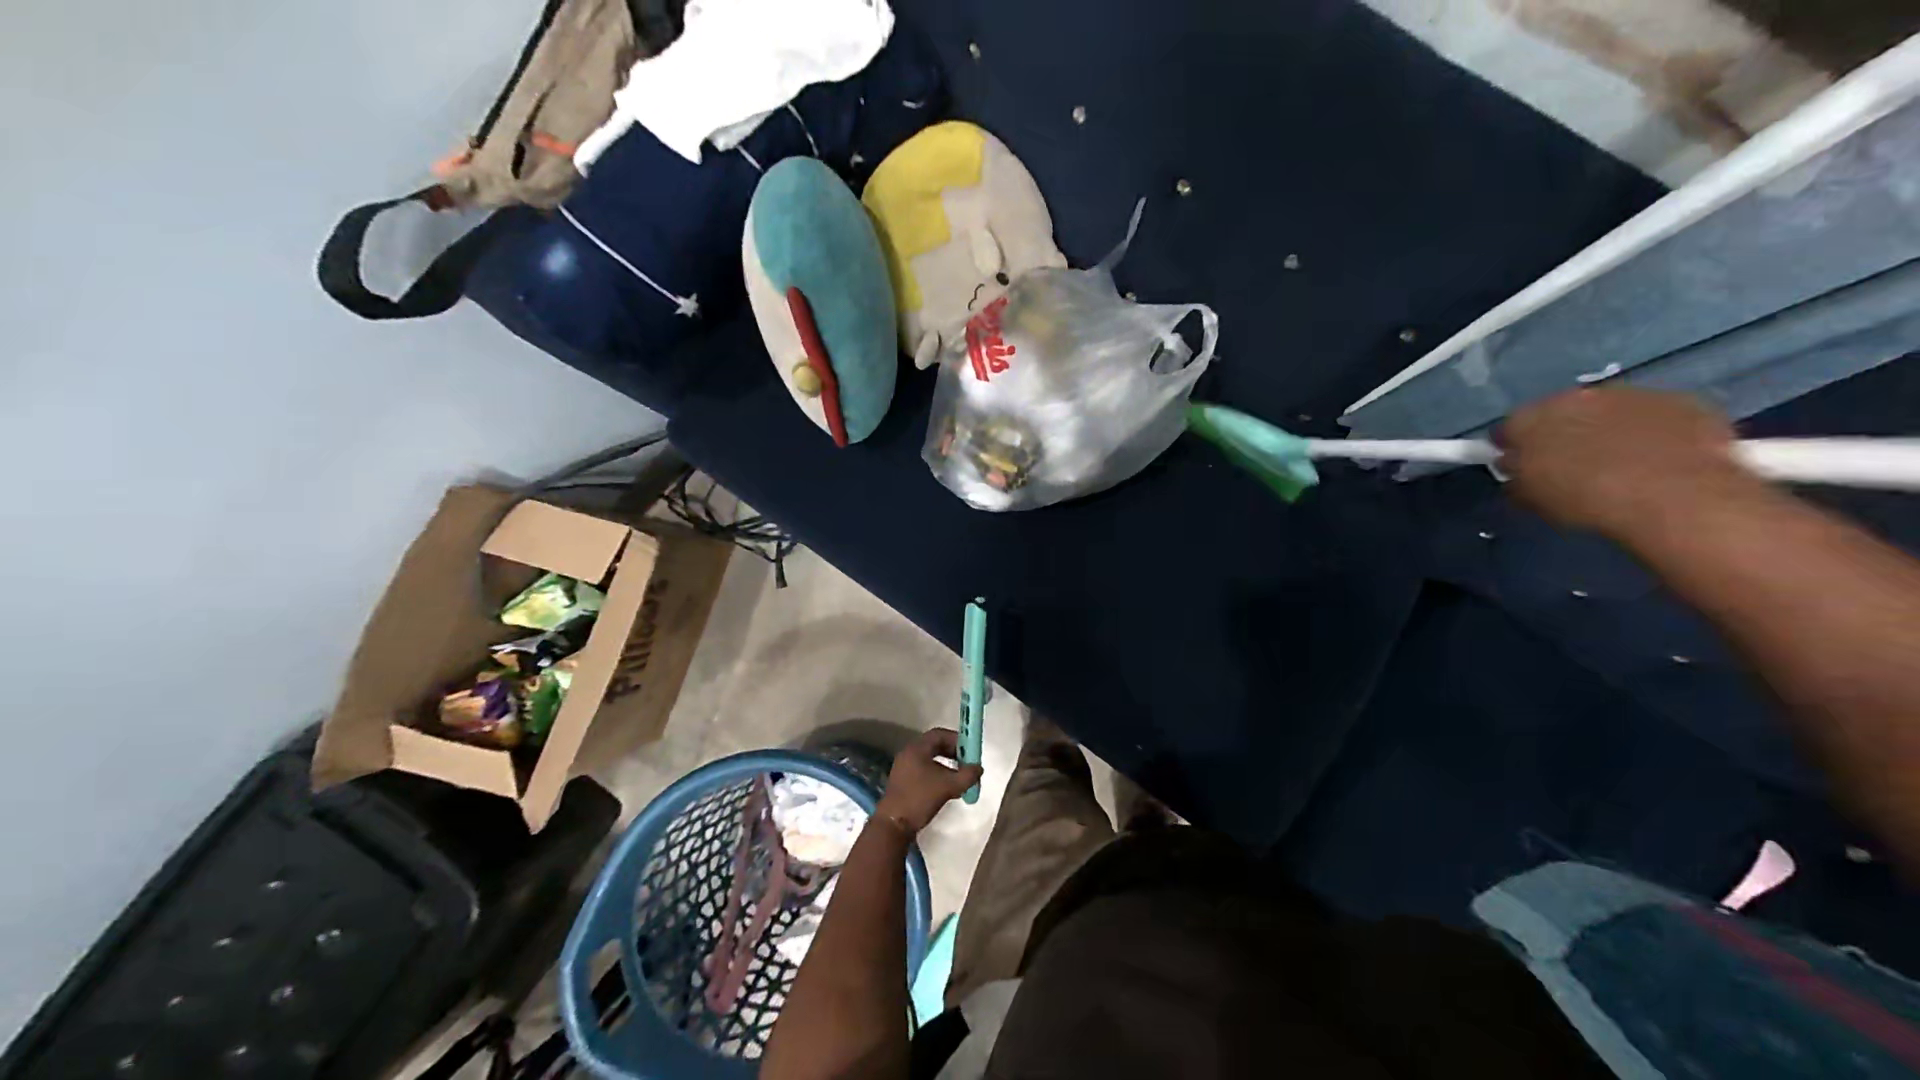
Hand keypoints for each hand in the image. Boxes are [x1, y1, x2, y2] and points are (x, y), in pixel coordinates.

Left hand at [874, 728, 980, 835]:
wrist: (894, 824)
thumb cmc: (920, 798)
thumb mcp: (949, 786)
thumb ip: (967, 775)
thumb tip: (979, 768)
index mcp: (917, 749)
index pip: (939, 734)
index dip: (956, 739)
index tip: (969, 749)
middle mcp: (909, 753)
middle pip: (934, 745)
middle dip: (953, 752)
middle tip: (967, 762)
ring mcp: (904, 767)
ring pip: (930, 759)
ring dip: (947, 765)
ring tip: (960, 777)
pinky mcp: (904, 781)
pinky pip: (924, 770)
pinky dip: (938, 774)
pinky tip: (947, 788)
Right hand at [1498, 386, 1759, 538]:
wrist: (1677, 496)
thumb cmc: (1586, 500)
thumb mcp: (1531, 498)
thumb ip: (1516, 475)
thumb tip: (1516, 467)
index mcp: (1530, 419)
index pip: (1508, 428)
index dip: (1513, 448)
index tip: (1521, 468)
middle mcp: (1576, 396)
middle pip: (1559, 412)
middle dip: (1560, 433)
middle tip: (1570, 464)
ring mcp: (1631, 394)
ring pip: (1607, 411)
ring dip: (1606, 429)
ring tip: (1620, 463)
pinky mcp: (1680, 401)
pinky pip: (1654, 415)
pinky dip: (1651, 431)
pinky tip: (1659, 458)